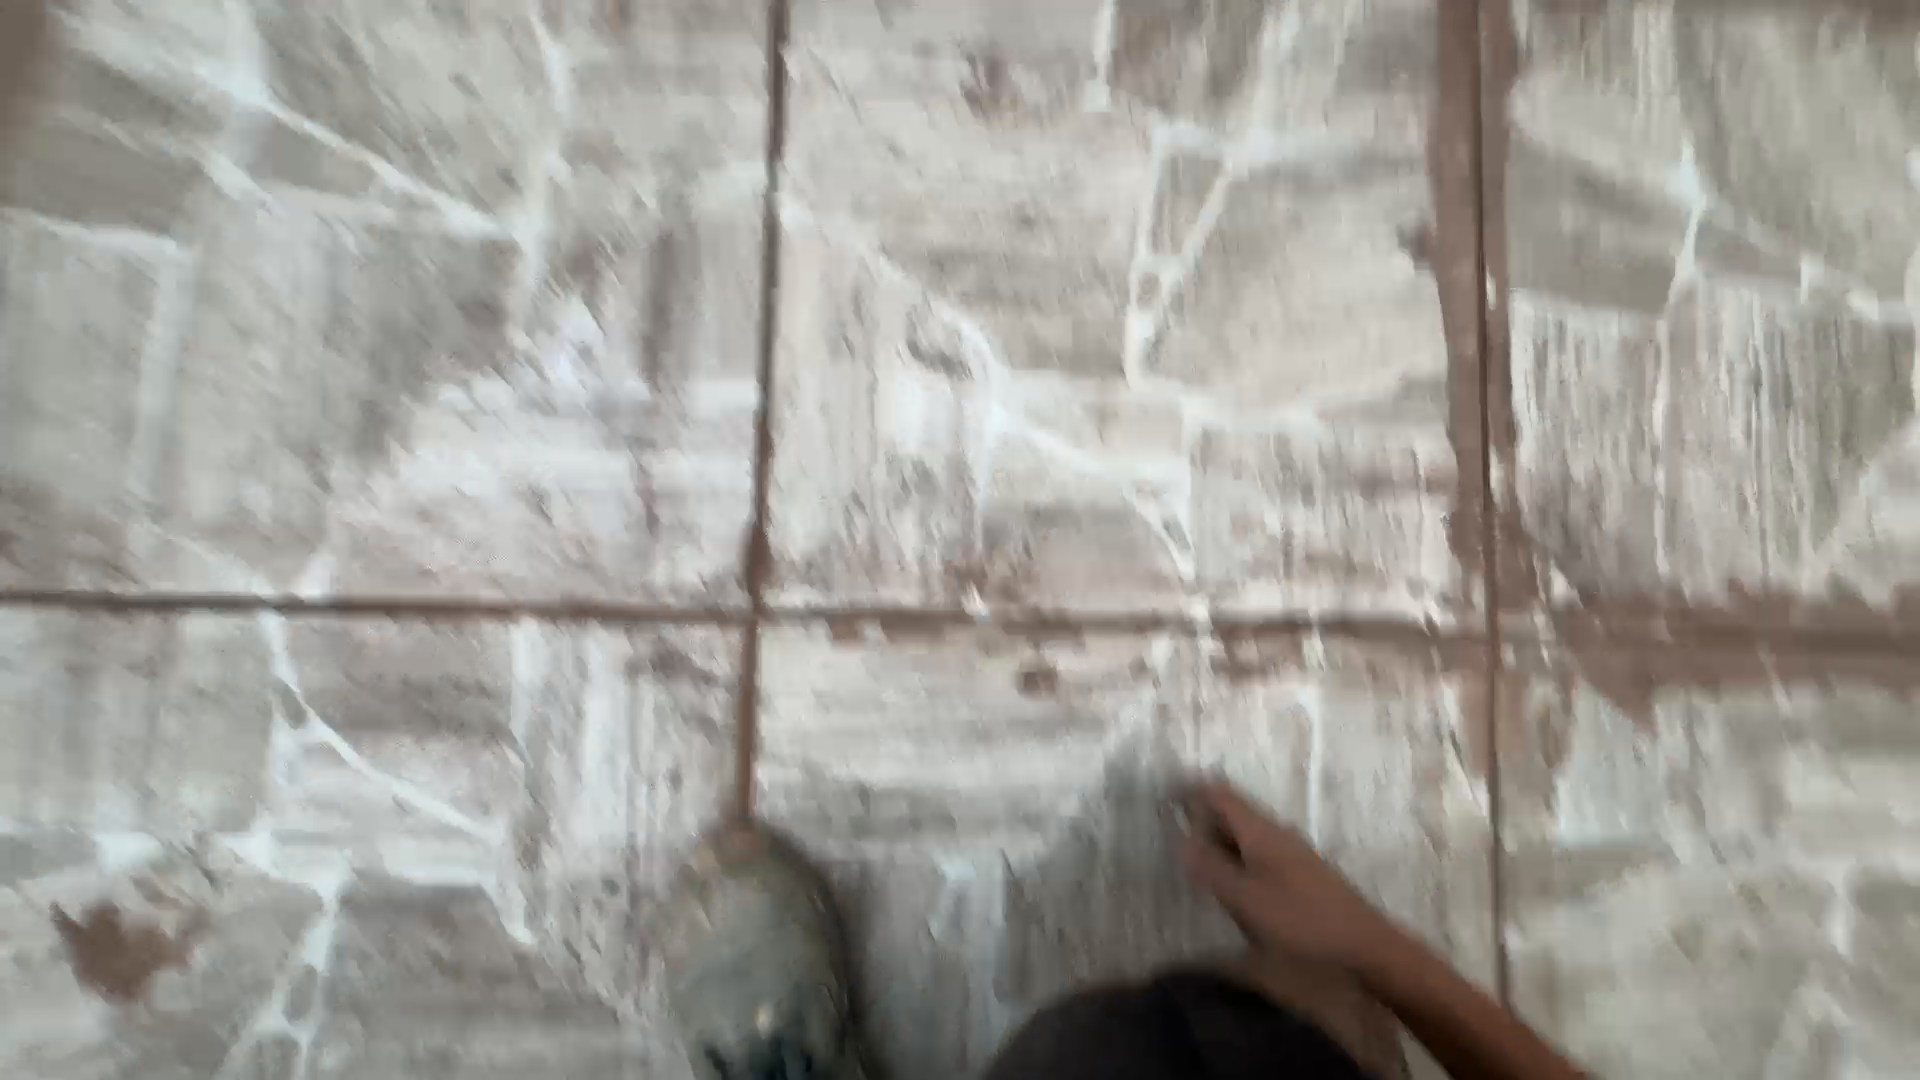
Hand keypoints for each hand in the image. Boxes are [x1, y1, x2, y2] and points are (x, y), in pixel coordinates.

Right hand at [1178, 780, 1400, 974]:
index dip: (1191, 787)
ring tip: (1193, 854)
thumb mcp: (1247, 899)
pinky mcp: (1300, 872)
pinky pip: (1256, 850)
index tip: (1164, 791)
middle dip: (1201, 813)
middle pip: (1231, 810)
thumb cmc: (1302, 920)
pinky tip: (1229, 878)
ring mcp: (1291, 850)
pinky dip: (1235, 854)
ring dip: (1217, 836)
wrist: (1368, 947)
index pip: (1219, 793)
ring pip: (1244, 832)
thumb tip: (1180, 839)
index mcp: (1260, 831)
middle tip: (1170, 826)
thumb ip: (1212, 869)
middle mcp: (1275, 831)